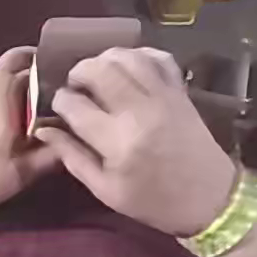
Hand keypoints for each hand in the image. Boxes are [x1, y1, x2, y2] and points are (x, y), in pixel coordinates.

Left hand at [0, 46, 60, 220]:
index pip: (4, 67)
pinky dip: (22, 108)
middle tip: (66, 87)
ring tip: (58, 106)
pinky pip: (4, 106)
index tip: (47, 55)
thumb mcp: (23, 173)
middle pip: (13, 78)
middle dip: (38, 77)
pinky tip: (38, 124)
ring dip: (31, 95)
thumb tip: (76, 138)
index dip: (23, 54)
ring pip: (10, 93)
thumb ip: (51, 154)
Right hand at [32, 48, 237, 236]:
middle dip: (78, 72)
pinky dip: (140, 54)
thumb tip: (44, 128)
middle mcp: (139, 111)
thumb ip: (72, 157)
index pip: (74, 104)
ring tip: (98, 73)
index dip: (59, 101)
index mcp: (117, 142)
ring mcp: (163, 96)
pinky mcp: (180, 91)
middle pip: (98, 69)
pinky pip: (159, 57)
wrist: (212, 201)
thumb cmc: (154, 202)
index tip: (59, 106)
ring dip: (105, 58)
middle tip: (76, 86)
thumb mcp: (106, 190)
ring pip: (127, 57)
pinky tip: (128, 66)